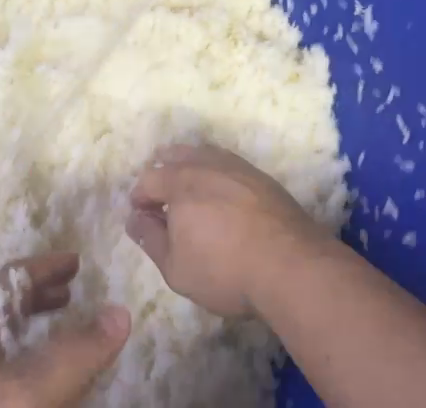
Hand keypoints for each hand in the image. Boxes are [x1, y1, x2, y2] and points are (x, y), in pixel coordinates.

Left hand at [0, 253, 130, 407]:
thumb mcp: (30, 391)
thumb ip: (75, 354)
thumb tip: (120, 312)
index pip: (10, 279)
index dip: (45, 267)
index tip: (76, 262)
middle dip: (37, 300)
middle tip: (71, 297)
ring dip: (25, 336)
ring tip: (56, 343)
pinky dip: (13, 367)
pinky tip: (28, 389)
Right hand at [126, 144, 326, 318]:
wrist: (291, 266)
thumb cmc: (225, 270)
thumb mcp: (176, 268)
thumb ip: (151, 239)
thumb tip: (134, 218)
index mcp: (179, 183)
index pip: (149, 179)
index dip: (139, 196)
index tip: (139, 213)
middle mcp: (206, 165)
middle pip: (176, 156)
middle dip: (163, 171)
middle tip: (160, 191)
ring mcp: (237, 168)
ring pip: (205, 155)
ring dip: (191, 165)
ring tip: (190, 185)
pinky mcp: (262, 178)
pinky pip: (230, 165)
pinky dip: (217, 172)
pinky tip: (222, 190)